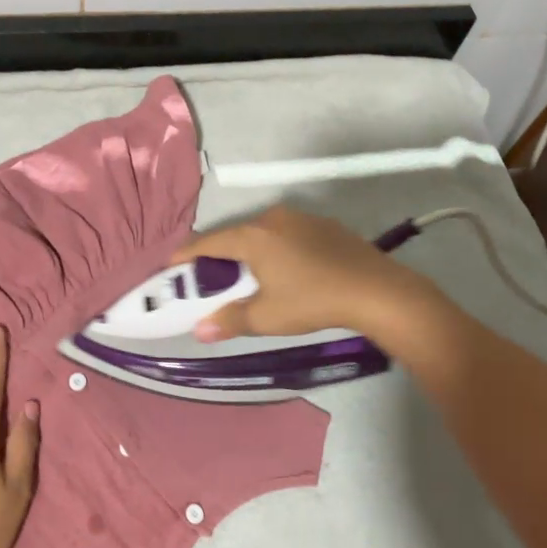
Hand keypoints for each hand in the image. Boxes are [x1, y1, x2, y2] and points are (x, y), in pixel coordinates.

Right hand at [174, 205, 446, 343]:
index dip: (187, 256)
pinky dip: (277, 250)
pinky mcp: (325, 225)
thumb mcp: (267, 317)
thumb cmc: (313, 301)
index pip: (209, 242)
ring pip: (263, 233)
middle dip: (219, 256)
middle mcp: (272, 218)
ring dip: (250, 251)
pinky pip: (287, 235)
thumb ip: (230, 320)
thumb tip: (199, 329)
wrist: (375, 289)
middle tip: (210, 279)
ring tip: (248, 277)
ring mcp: (301, 218)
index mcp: (253, 236)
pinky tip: (287, 271)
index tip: (171, 268)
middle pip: (235, 235)